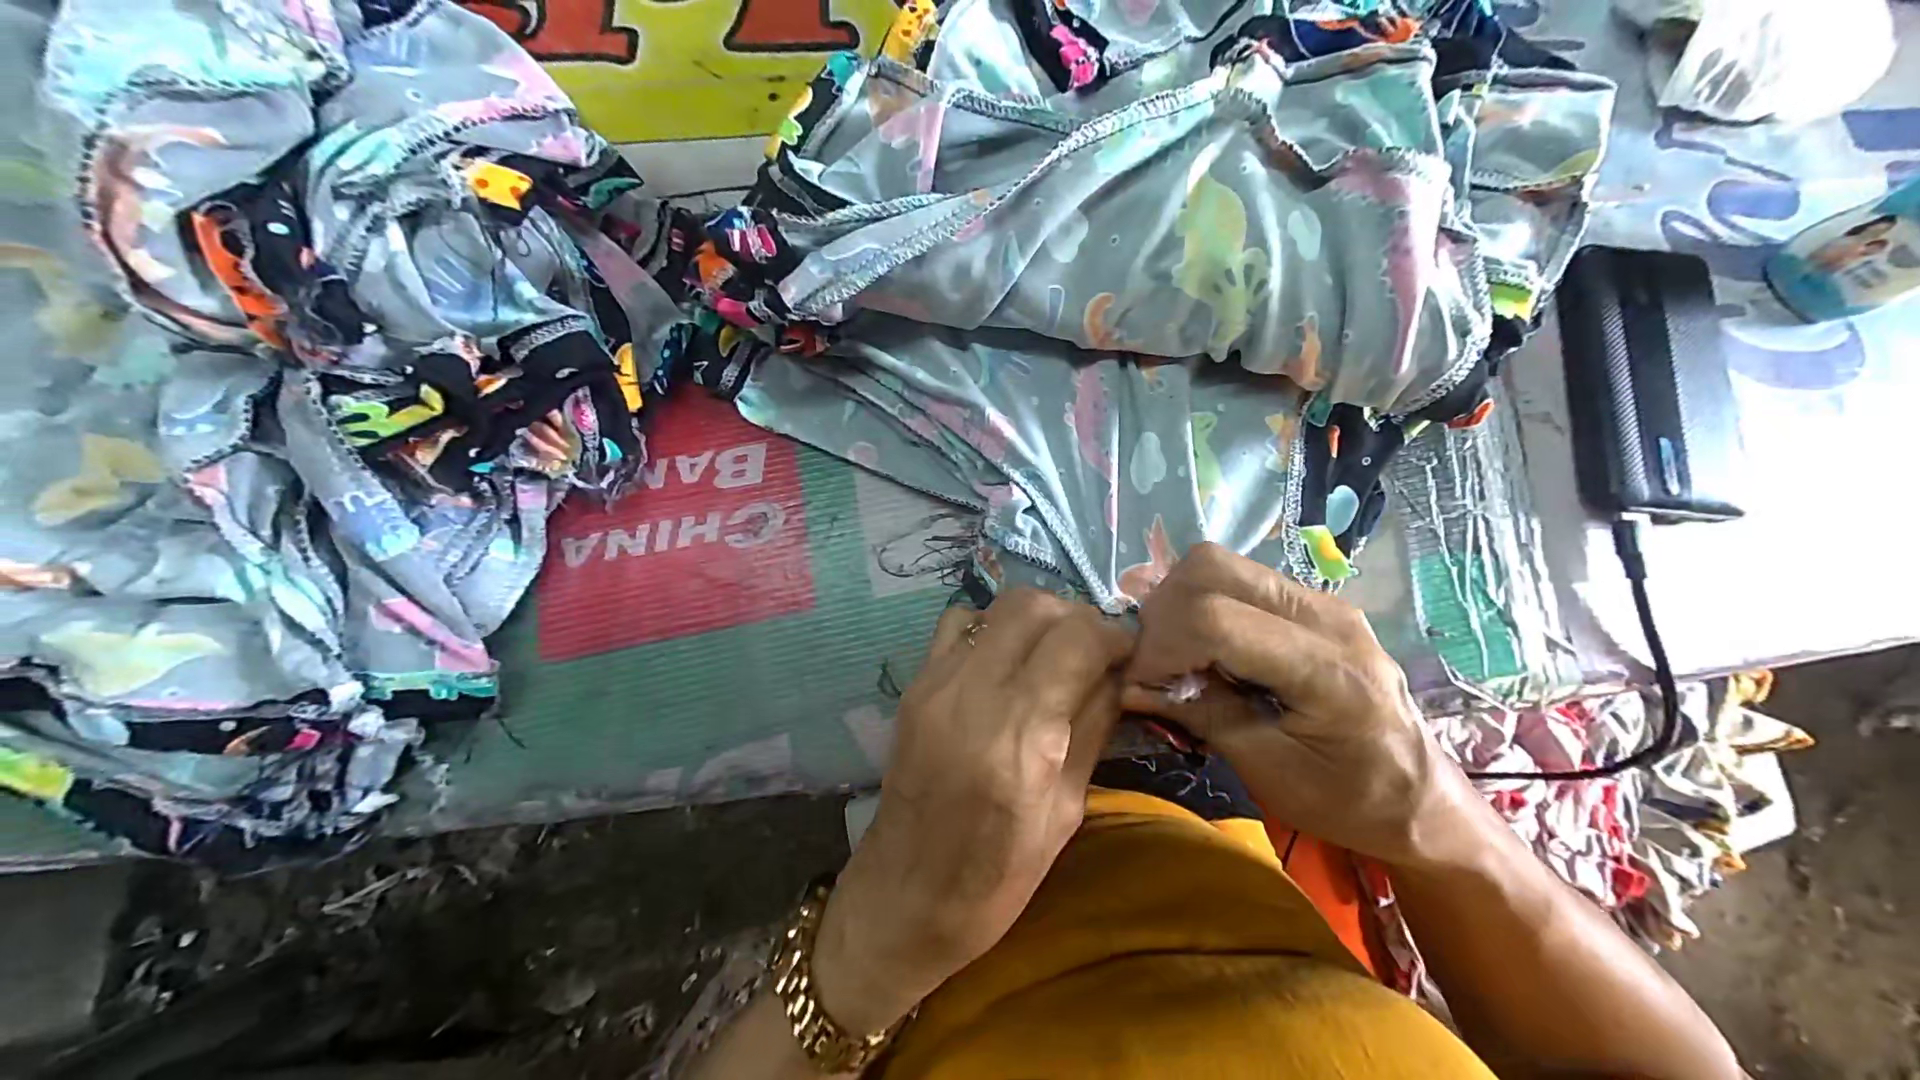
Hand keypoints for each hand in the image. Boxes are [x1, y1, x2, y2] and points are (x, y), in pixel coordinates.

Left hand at [811, 589, 1131, 1034]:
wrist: (905, 893)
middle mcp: (974, 694)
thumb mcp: (1067, 808)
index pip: (1078, 638)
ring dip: (1037, 619)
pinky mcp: (914, 683)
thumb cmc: (998, 874)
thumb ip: (1093, 725)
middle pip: (1035, 606)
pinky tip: (1005, 661)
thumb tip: (1119, 671)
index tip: (1127, 654)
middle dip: (1076, 618)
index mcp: (1022, 736)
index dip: (1113, 636)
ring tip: (1052, 653)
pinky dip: (992, 628)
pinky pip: (960, 623)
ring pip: (998, 606)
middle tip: (1092, 651)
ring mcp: (936, 682)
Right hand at [1120, 543, 1478, 867]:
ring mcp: (1319, 600)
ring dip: (1178, 603)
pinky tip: (1203, 648)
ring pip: (1218, 563)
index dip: (1160, 645)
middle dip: (1163, 611)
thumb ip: (1200, 714)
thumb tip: (1131, 685)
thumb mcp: (1267, 769)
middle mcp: (1324, 613)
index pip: (1215, 618)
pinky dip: (1200, 604)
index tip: (1141, 683)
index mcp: (1325, 667)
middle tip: (1155, 662)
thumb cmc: (1349, 800)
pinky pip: (1236, 578)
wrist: (1420, 798)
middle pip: (1211, 567)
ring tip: (1176, 655)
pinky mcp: (1309, 601)